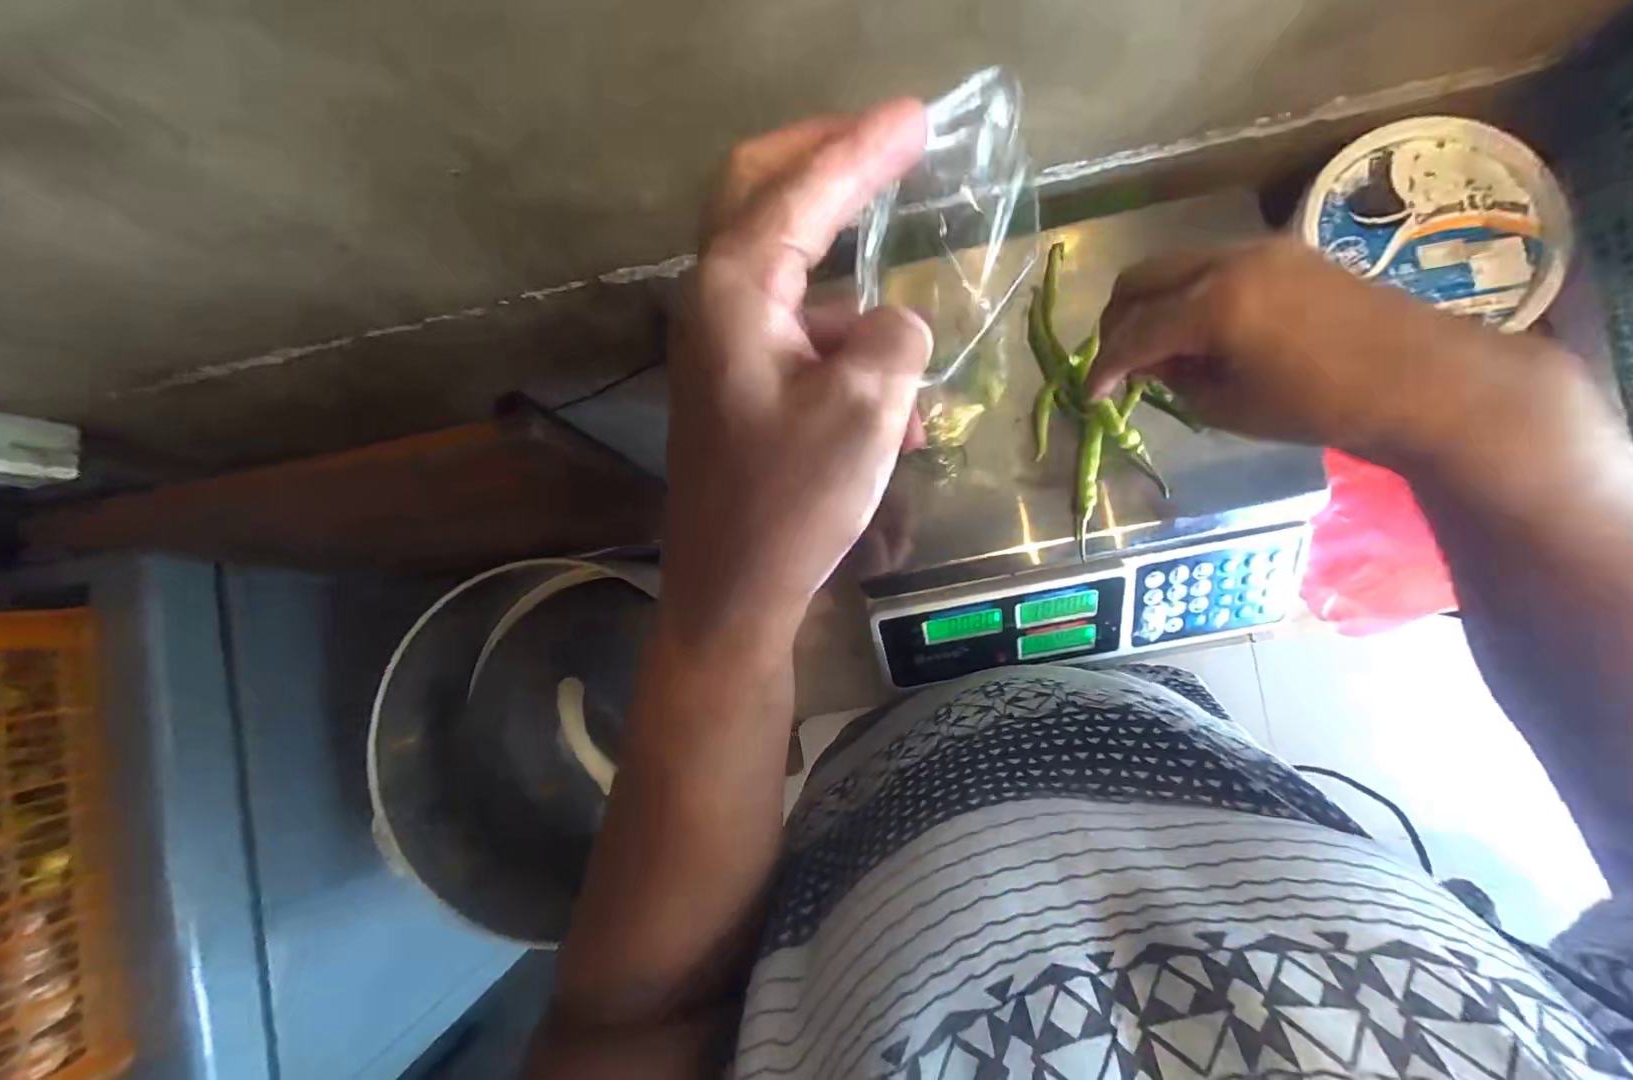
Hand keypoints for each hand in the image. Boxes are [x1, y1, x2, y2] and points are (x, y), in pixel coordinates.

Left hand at [662, 100, 930, 648]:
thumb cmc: (795, 501)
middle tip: (881, 145)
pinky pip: (801, 347)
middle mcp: (715, 305)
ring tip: (915, 362)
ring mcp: (721, 349)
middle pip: (761, 197)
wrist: (736, 589)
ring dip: (859, 309)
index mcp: (736, 292)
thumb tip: (895, 324)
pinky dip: (849, 361)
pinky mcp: (738, 389)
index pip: (802, 190)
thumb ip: (896, 338)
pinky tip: (894, 417)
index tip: (917, 115)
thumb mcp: (870, 409)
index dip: (863, 148)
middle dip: (822, 163)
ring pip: (795, 289)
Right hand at [1082, 237, 1594, 470]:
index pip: (1134, 332)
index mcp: (1214, 306)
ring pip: (1174, 266)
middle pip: (1142, 278)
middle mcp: (1229, 261)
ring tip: (1158, 352)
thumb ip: (1175, 379)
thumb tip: (1150, 364)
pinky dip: (1186, 296)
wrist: (1420, 379)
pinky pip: (1210, 266)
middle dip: (1117, 323)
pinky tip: (1198, 332)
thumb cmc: (1320, 407)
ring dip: (1151, 306)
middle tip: (1117, 364)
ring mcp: (1259, 249)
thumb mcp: (1228, 407)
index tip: (1090, 395)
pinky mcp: (1283, 252)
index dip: (1104, 367)